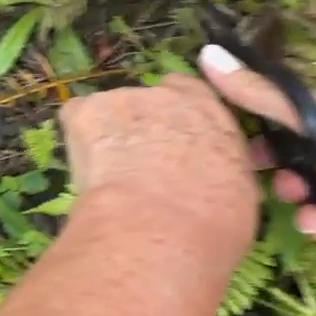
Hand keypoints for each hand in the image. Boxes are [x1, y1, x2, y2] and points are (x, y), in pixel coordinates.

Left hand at [59, 76, 259, 256]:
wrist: (156, 224)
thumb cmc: (210, 221)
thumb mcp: (238, 188)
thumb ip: (218, 160)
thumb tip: (206, 167)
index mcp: (207, 110)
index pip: (187, 91)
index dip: (174, 113)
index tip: (169, 135)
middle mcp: (162, 95)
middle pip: (144, 103)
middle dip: (140, 126)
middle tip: (138, 162)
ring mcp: (118, 98)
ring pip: (109, 111)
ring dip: (110, 132)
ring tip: (112, 171)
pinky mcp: (82, 110)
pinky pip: (77, 116)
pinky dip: (81, 136)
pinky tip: (90, 165)